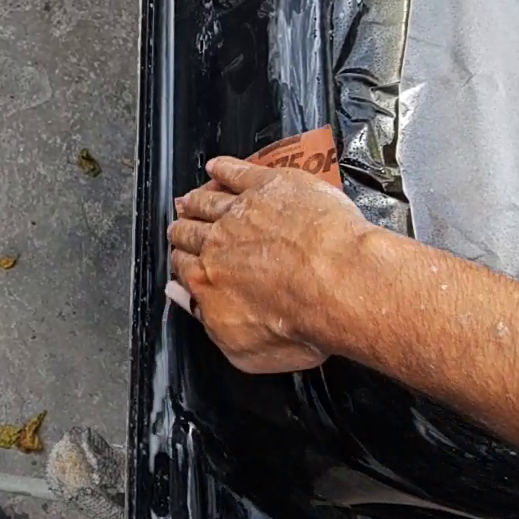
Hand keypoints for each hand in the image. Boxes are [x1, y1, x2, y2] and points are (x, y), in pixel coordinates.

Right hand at [166, 157, 373, 372]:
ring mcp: (243, 211)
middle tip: (179, 227)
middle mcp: (218, 241)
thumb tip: (198, 311)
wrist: (338, 284)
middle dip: (182, 229)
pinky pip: (237, 172)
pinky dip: (224, 169)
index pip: (184, 266)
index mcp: (207, 280)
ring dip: (195, 200)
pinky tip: (217, 167)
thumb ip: (215, 329)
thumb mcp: (248, 351)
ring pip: (208, 201)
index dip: (181, 262)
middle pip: (190, 231)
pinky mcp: (269, 186)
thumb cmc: (302, 320)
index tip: (182, 260)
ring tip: (190, 199)